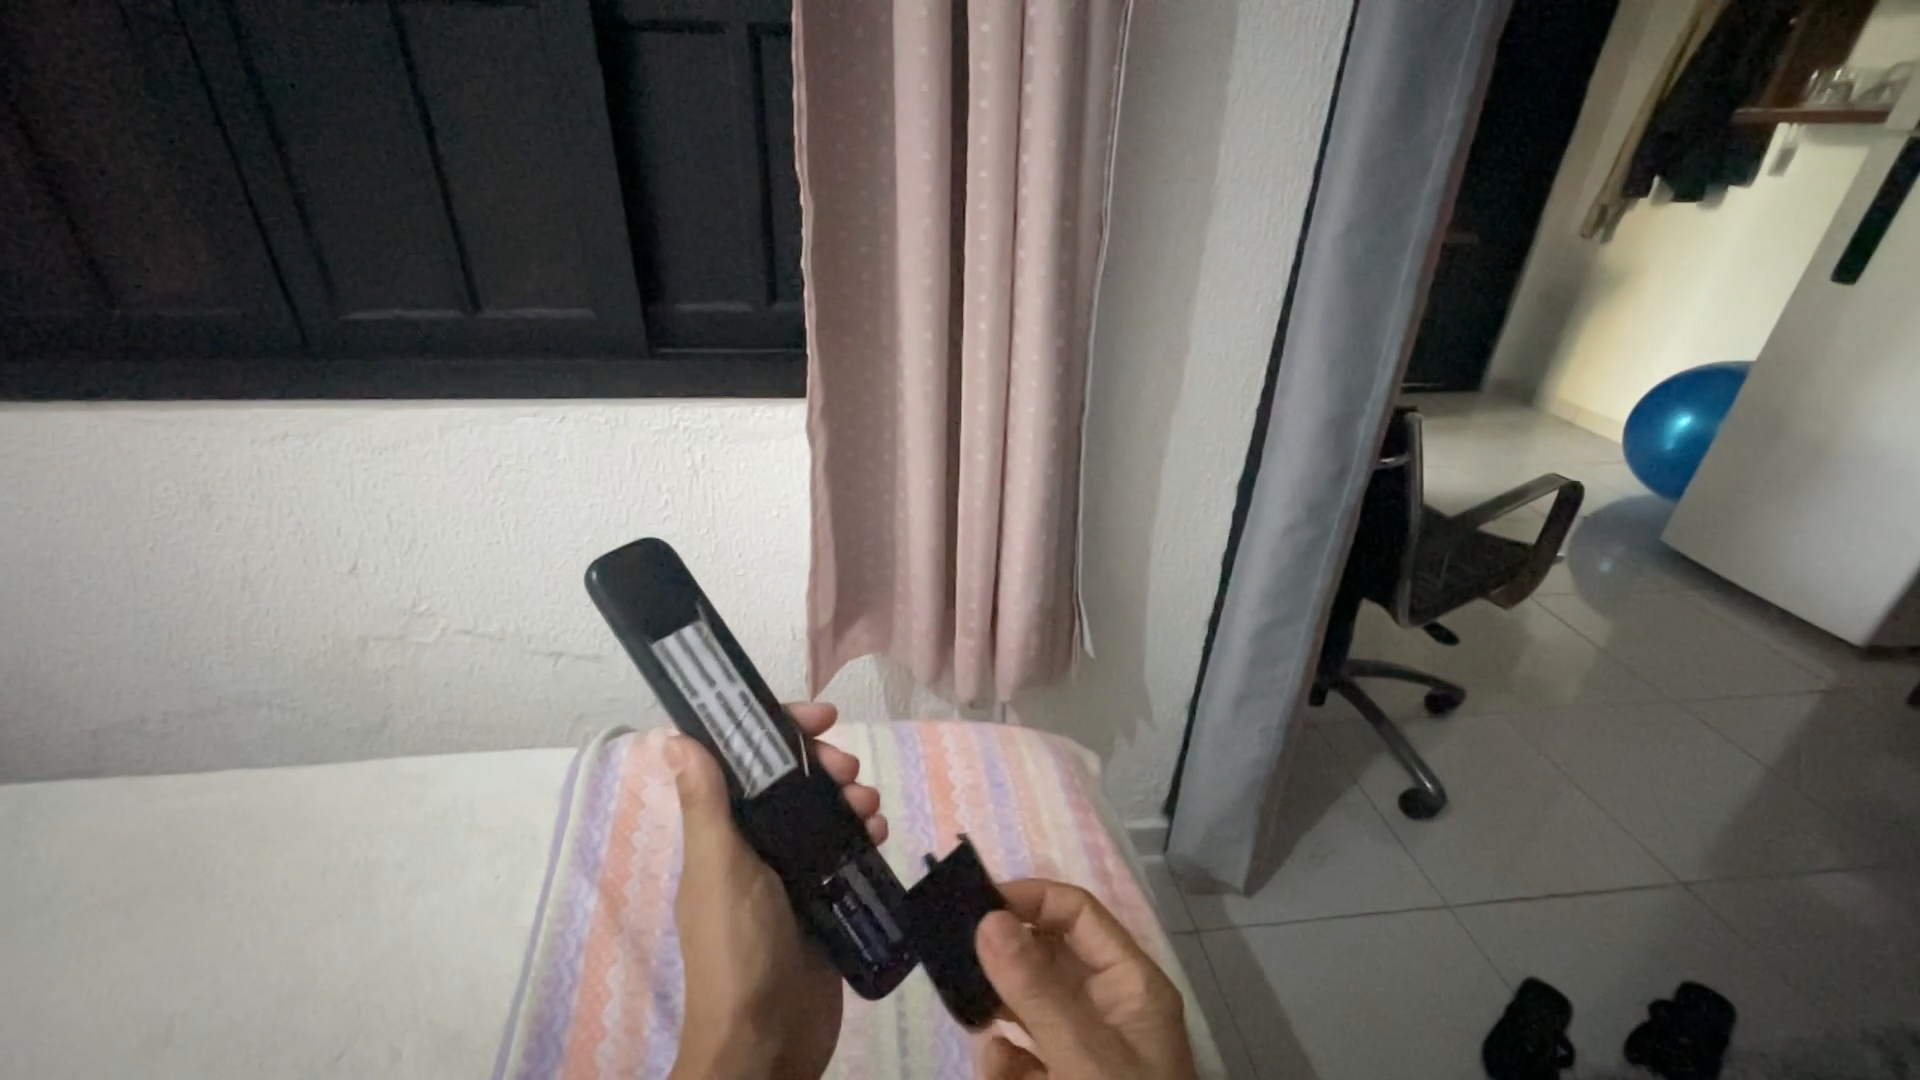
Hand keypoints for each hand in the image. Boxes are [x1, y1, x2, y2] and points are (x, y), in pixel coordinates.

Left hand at [668, 702, 881, 1079]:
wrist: (768, 1040)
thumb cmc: (737, 947)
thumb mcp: (720, 868)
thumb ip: (706, 804)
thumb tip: (675, 738)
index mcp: (722, 832)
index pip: (747, 761)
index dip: (780, 729)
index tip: (821, 716)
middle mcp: (755, 844)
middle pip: (793, 780)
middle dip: (824, 763)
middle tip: (848, 769)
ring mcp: (792, 870)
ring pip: (825, 810)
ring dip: (850, 795)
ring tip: (868, 806)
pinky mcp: (824, 896)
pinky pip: (848, 847)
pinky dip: (864, 831)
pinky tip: (878, 833)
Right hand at [974, 880, 1198, 1079]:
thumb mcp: (1084, 1057)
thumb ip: (1036, 989)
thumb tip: (987, 917)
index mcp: (1128, 983)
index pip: (1076, 913)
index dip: (1028, 899)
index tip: (976, 905)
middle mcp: (1108, 1006)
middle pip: (1047, 955)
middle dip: (1003, 957)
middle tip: (955, 956)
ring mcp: (1086, 1049)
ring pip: (1029, 1004)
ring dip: (996, 1008)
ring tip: (968, 1012)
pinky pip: (1024, 1054)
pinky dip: (1004, 1059)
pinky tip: (995, 1069)